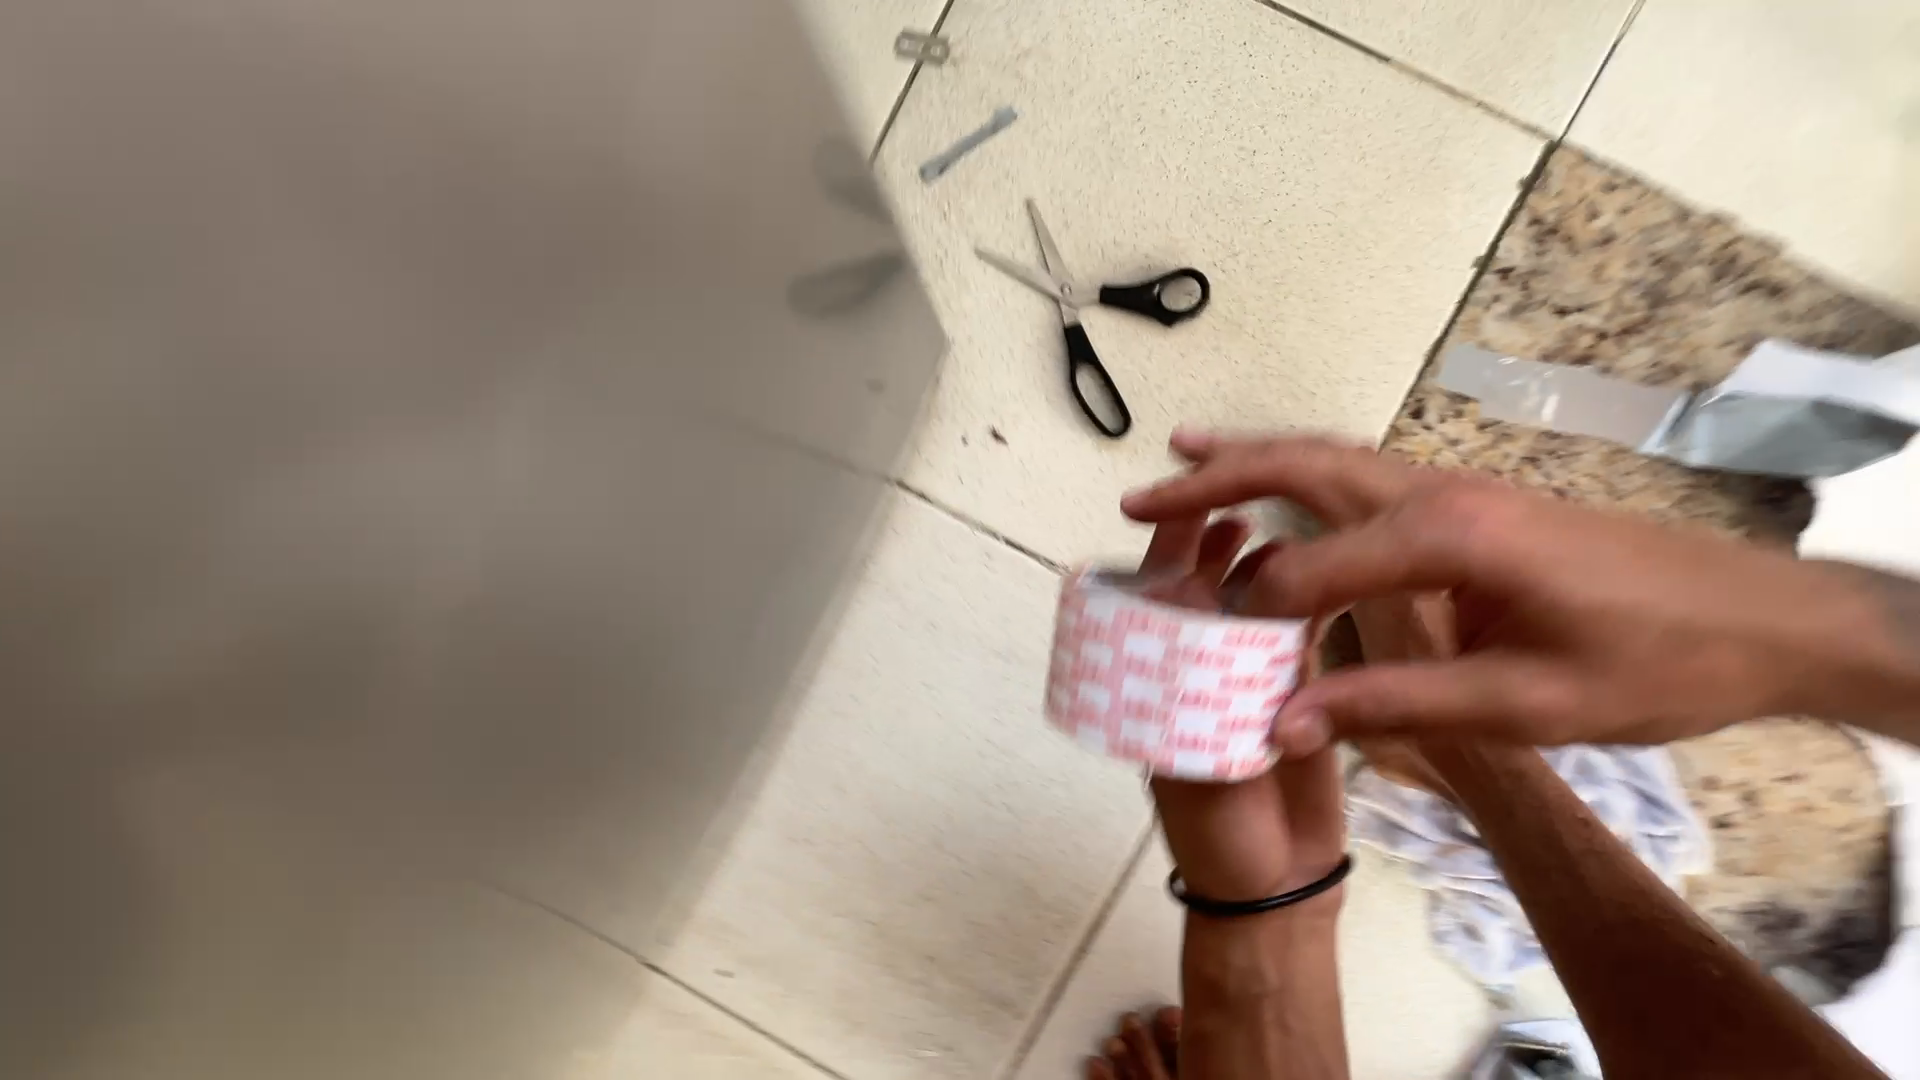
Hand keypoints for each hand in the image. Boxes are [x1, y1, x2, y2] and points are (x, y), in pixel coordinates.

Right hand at [1122, 430, 1919, 755]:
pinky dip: (1290, 466)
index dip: (1253, 611)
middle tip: (1139, 500)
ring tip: (1178, 458)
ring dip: (1244, 456)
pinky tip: (1268, 478)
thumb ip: (1393, 706)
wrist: (1760, 616)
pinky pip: (1349, 468)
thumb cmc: (1653, 663)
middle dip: (1211, 481)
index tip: (1208, 648)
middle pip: (1297, 467)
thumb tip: (1282, 725)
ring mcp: (1444, 483)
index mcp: (1447, 538)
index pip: (1311, 568)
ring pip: (1320, 454)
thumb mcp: (1524, 704)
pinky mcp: (1454, 495)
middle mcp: (1433, 491)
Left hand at [1133, 515, 1345, 904]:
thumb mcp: (1184, 756)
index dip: (1164, 558)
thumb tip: (1184, 593)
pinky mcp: (1295, 695)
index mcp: (1155, 682)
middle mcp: (1196, 672)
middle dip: (1208, 551)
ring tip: (1269, 533)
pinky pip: (1295, 641)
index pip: (1153, 605)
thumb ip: (1188, 684)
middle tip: (1230, 507)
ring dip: (1257, 572)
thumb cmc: (1212, 828)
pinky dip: (1302, 608)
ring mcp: (1245, 681)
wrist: (1273, 884)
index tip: (1176, 511)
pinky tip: (1316, 578)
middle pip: (1201, 597)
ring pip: (1249, 610)